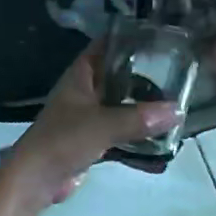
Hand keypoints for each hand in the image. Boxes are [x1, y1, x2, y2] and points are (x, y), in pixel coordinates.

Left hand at [0, 44, 177, 209]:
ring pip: (120, 107)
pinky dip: (138, 139)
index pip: (103, 47)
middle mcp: (83, 93)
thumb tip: (178, 110)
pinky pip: (120, 134)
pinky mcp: (91, 142)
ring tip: (176, 108)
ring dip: (142, 110)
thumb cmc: (63, 140)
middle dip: (143, 77)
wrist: (36, 179)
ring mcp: (87, 118)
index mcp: (80, 77)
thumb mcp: (103, 125)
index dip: (125, 39)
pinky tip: (163, 145)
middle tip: (178, 75)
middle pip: (116, 77)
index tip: (157, 36)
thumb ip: (139, 118)